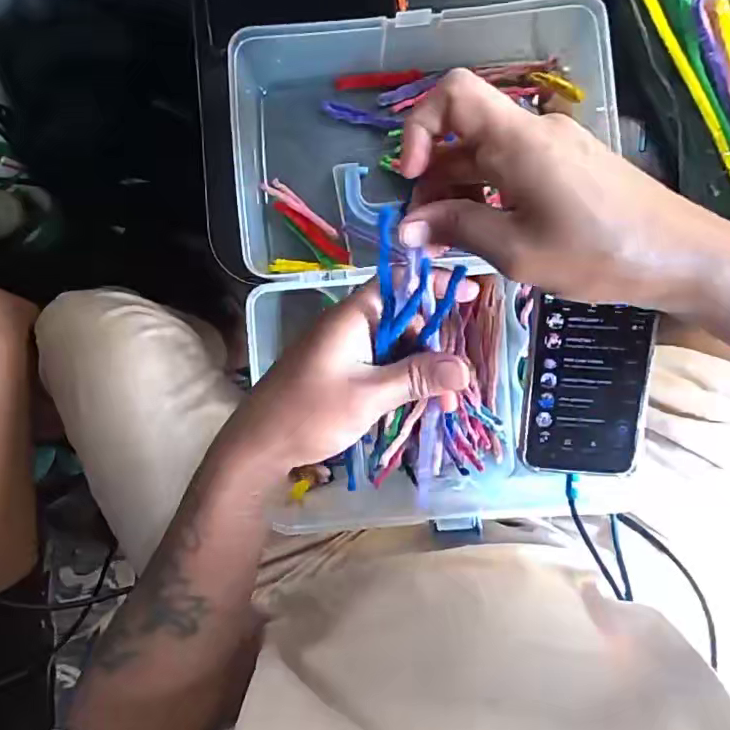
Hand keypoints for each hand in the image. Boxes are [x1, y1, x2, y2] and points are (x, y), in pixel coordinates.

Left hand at [223, 272, 476, 470]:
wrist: (259, 445)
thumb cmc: (310, 413)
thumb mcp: (369, 395)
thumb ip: (416, 377)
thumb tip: (465, 368)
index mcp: (353, 316)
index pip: (400, 284)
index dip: (435, 284)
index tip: (471, 291)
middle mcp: (350, 326)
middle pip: (404, 322)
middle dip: (434, 349)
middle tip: (457, 383)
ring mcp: (344, 350)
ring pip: (395, 349)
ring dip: (420, 372)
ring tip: (443, 405)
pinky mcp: (340, 372)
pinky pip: (380, 367)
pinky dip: (400, 382)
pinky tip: (418, 407)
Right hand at [395, 68, 729, 310]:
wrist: (683, 257)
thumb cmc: (600, 253)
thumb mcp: (517, 250)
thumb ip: (457, 229)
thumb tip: (405, 228)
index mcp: (519, 140)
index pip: (452, 93)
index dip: (419, 126)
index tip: (412, 177)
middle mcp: (533, 132)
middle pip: (463, 135)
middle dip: (433, 181)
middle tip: (425, 235)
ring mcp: (553, 148)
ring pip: (485, 158)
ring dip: (458, 195)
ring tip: (451, 244)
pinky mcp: (567, 167)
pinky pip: (511, 171)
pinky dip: (487, 198)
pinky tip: (487, 235)